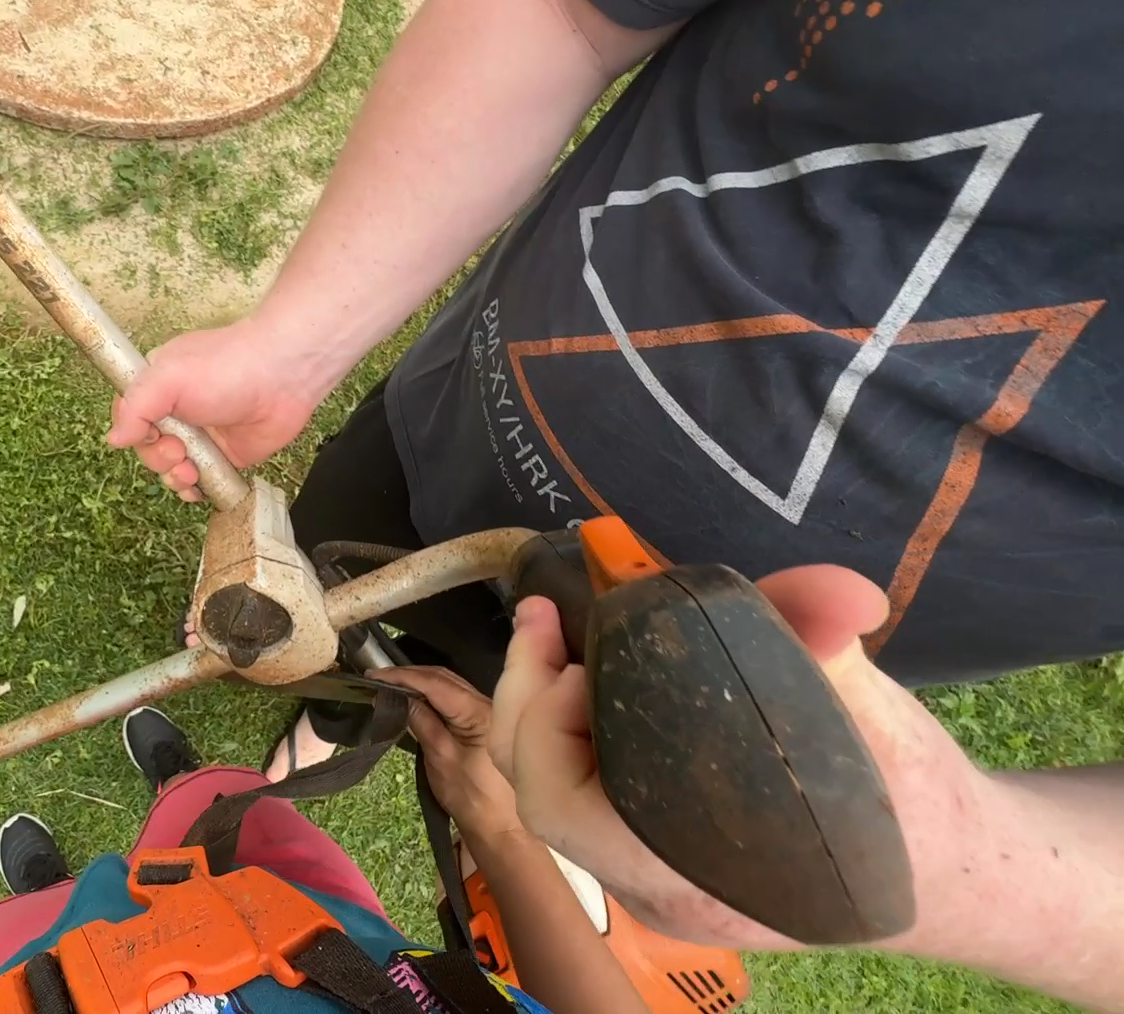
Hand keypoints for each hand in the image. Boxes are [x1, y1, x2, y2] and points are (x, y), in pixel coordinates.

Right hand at [106, 317, 334, 500]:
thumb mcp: (168, 378)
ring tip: (191, 469)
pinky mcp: (224, 456)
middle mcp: (177, 412)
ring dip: (174, 476)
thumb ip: (135, 408)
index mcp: (159, 387)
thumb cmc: (226, 367)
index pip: (129, 417)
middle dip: (157, 457)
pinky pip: (200, 483)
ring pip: (171, 469)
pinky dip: (194, 491)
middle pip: (147, 449)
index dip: (134, 432)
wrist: (283, 376)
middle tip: (178, 449)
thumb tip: (114, 440)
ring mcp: (201, 436)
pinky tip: (197, 488)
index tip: (149, 433)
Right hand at [371, 665, 521, 836]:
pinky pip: (452, 698)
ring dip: (418, 682)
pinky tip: (412, 697)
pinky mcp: (481, 722)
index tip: (374, 675)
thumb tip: (396, 695)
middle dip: (409, 675)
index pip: (436, 683)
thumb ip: (421, 721)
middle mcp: (486, 705)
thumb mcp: (440, 757)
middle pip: (443, 678)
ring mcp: (485, 712)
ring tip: (389, 684)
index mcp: (480, 712)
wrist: (501, 828)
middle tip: (377, 678)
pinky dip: (429, 694)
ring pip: (448, 685)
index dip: (403, 676)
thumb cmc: (472, 797)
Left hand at [491, 569, 993, 952]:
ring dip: (534, 702)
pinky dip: (561, 723)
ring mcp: (640, 872)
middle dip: (524, 695)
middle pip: (536, 788)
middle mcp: (651, 886)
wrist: (954, 872)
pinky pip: (572, 782)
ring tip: (548, 628)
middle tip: (542, 618)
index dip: (547, 729)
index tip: (580, 663)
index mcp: (698, 878)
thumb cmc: (912, 811)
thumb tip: (835, 593)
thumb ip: (830, 651)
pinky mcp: (641, 849)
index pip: (561, 809)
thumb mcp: (873, 723)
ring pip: (545, 784)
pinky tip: (578, 668)